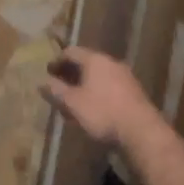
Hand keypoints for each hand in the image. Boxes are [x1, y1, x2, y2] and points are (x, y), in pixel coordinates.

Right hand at [43, 47, 158, 146]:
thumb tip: (41, 82)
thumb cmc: (102, 112)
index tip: (47, 74)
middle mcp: (111, 63)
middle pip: (85, 63)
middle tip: (58, 90)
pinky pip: (109, 87)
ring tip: (73, 104)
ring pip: (98, 77)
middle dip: (70, 76)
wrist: (142, 132)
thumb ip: (56, 91)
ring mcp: (125, 77)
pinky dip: (97, 94)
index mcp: (95, 60)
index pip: (71, 52)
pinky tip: (92, 110)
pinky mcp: (133, 93)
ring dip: (83, 87)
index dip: (56, 61)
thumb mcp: (73, 103)